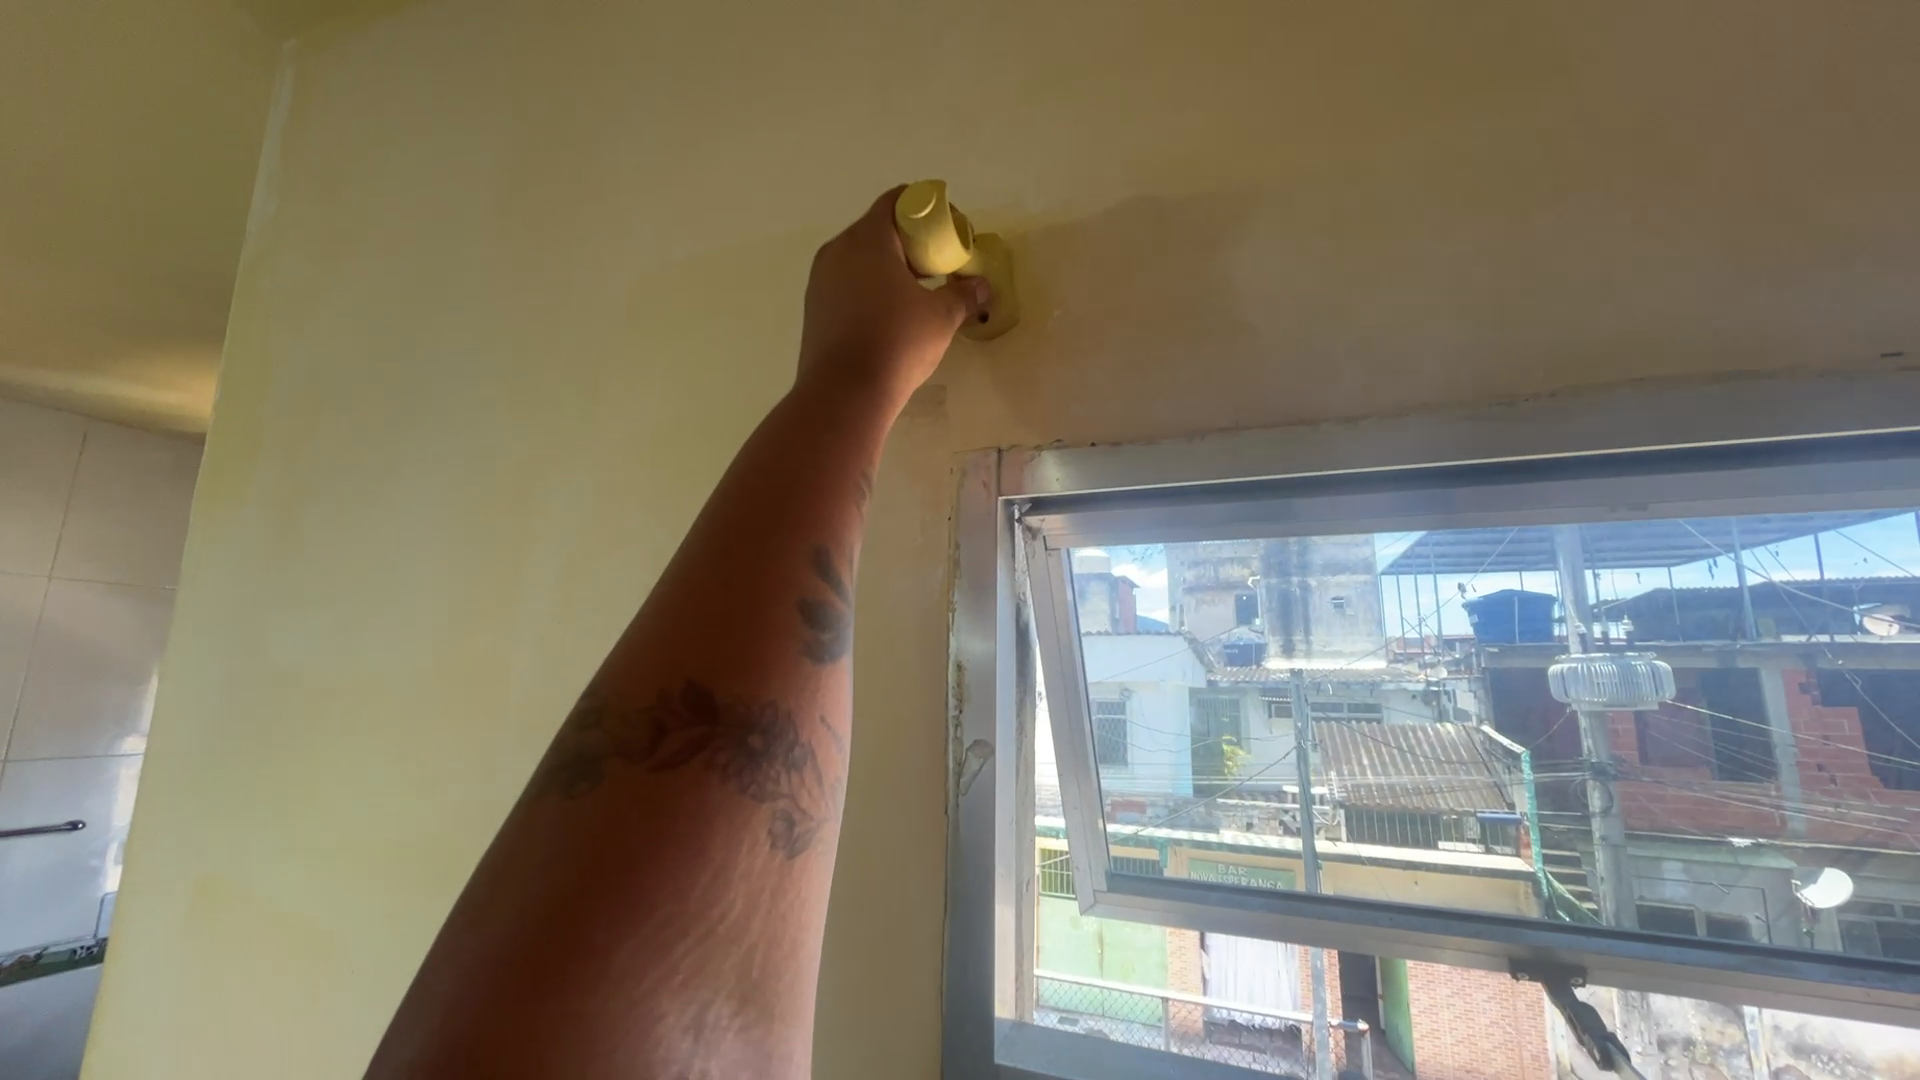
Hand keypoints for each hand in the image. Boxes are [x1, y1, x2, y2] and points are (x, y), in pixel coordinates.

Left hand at [796, 186, 990, 408]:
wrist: (845, 393)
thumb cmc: (897, 342)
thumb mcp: (941, 318)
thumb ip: (963, 295)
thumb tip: (982, 287)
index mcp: (868, 239)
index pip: (897, 202)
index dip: (925, 209)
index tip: (947, 230)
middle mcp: (837, 251)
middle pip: (877, 230)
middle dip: (909, 242)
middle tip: (937, 264)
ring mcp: (820, 282)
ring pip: (859, 261)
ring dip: (888, 269)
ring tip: (916, 293)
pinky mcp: (814, 311)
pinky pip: (846, 286)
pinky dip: (869, 290)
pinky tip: (890, 316)